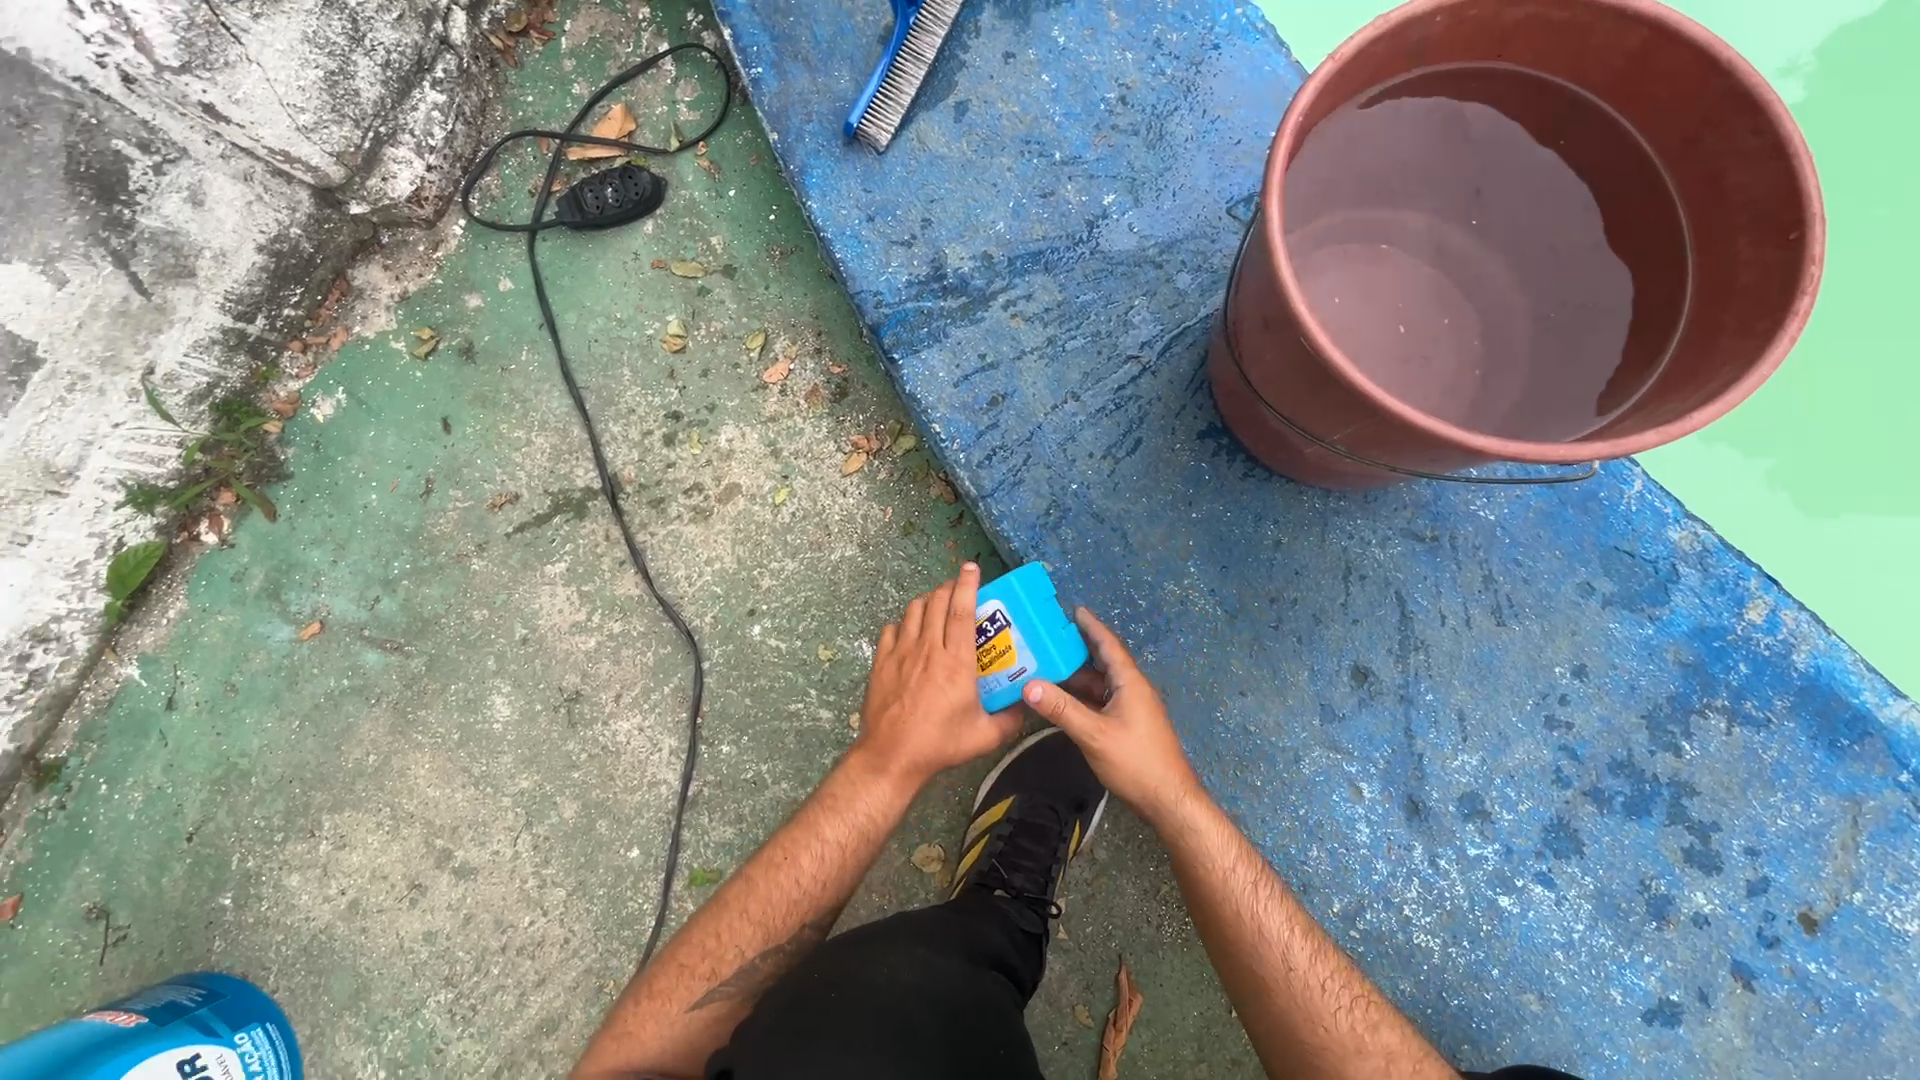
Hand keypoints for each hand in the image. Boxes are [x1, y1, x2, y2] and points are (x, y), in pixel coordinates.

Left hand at [853, 563, 1022, 790]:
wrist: (892, 756)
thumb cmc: (940, 744)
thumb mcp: (985, 736)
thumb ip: (1011, 719)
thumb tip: (1028, 705)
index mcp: (957, 661)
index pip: (962, 609)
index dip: (968, 584)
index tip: (972, 568)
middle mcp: (928, 648)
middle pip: (937, 602)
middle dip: (949, 587)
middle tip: (959, 588)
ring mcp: (901, 653)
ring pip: (913, 611)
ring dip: (926, 601)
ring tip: (936, 605)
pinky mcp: (881, 662)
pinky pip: (891, 630)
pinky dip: (902, 624)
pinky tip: (909, 632)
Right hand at [1021, 608, 1200, 823]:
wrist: (1168, 800)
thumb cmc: (1136, 761)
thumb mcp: (1094, 734)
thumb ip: (1061, 710)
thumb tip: (1029, 685)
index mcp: (1130, 683)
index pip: (1109, 645)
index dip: (1091, 626)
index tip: (1073, 610)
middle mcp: (1132, 690)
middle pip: (1102, 663)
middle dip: (1076, 651)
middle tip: (1046, 641)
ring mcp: (1131, 710)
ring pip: (1100, 686)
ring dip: (1076, 679)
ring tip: (1045, 670)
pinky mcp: (1128, 727)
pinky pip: (1101, 703)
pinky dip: (1081, 699)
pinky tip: (1061, 703)